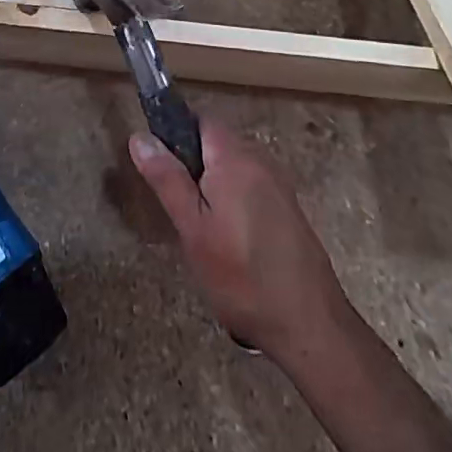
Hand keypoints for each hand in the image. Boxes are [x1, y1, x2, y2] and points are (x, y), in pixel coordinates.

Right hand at [129, 120, 349, 357]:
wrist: (311, 330)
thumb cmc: (241, 276)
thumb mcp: (191, 227)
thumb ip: (166, 178)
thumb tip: (140, 136)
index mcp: (237, 162)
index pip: (202, 120)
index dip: (174, 130)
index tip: (156, 162)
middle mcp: (263, 165)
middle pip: (217, 143)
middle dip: (190, 161)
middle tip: (173, 202)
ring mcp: (280, 190)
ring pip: (232, 167)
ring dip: (209, 182)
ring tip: (195, 223)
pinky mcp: (288, 214)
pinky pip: (249, 187)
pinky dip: (229, 198)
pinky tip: (223, 236)